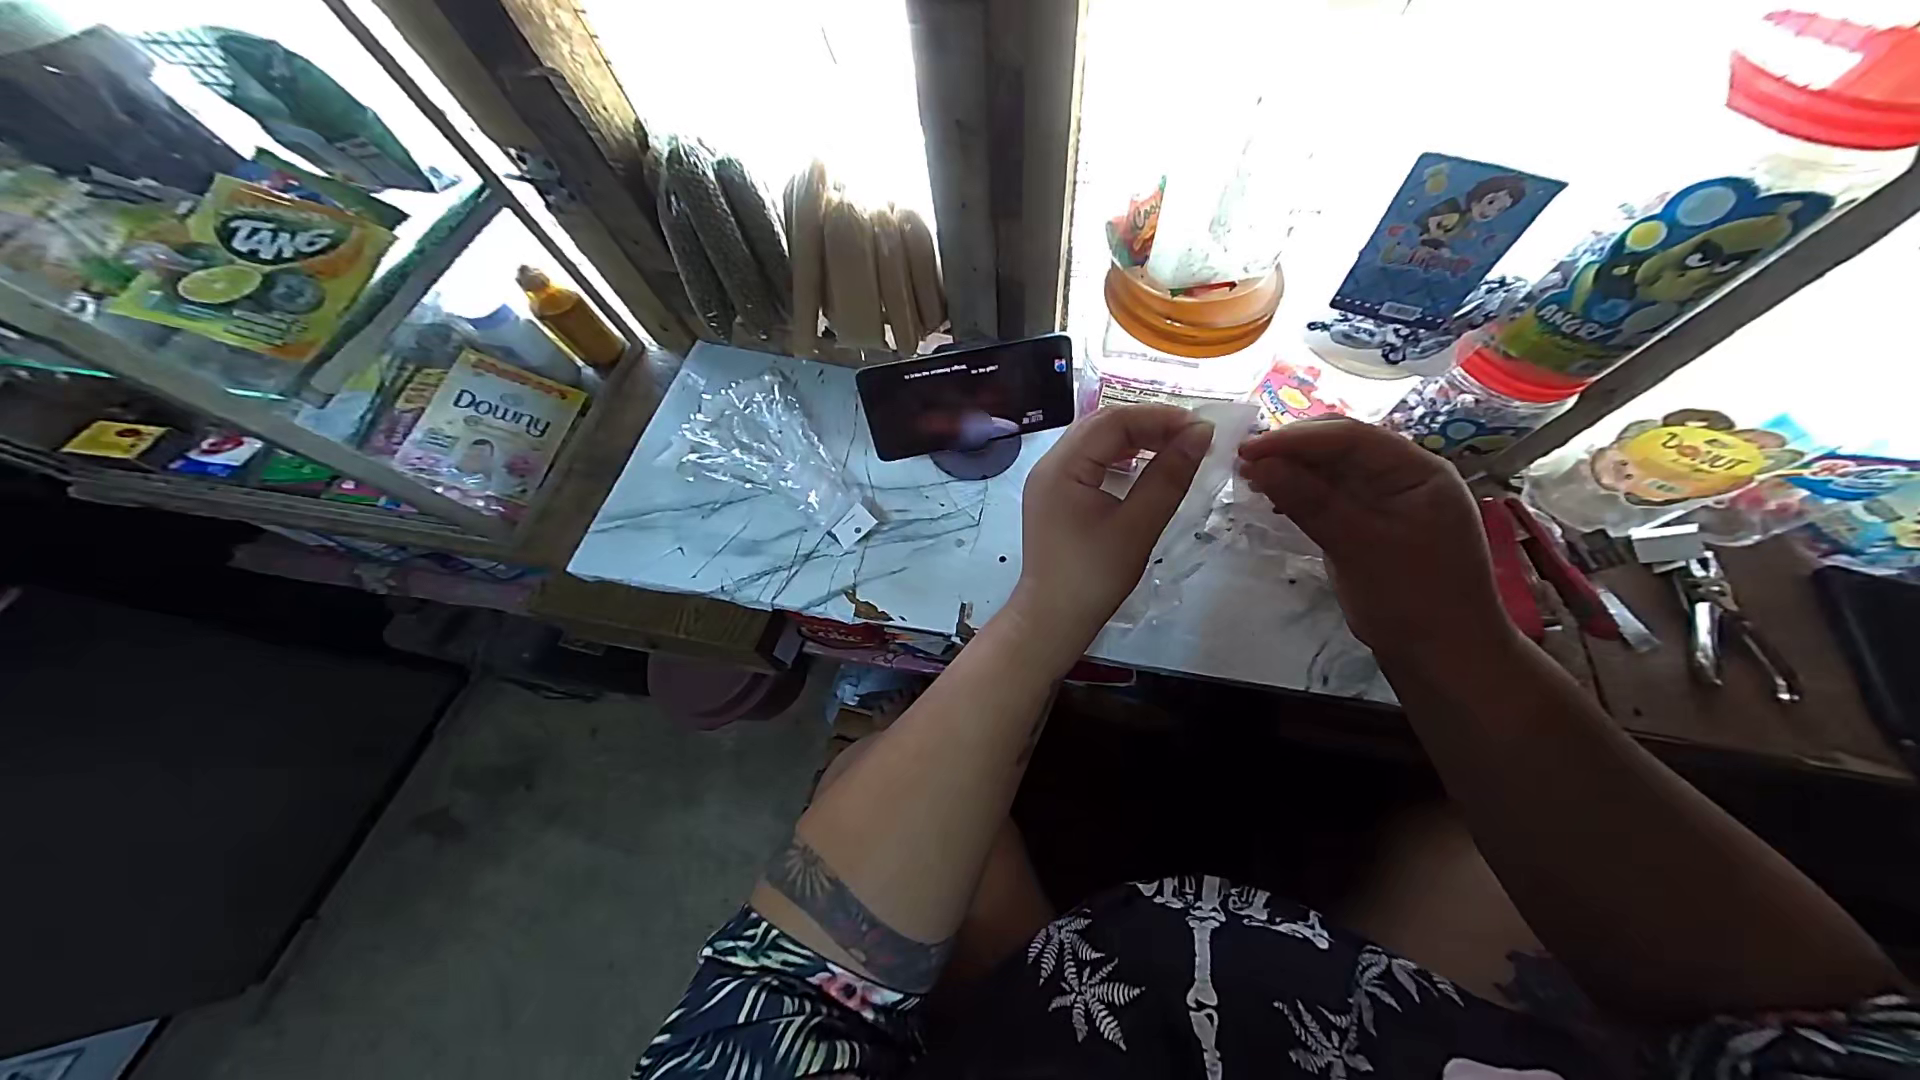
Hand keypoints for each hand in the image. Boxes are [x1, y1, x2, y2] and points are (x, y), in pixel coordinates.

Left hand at [1007, 404, 1212, 655]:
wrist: (1053, 618)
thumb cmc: (1093, 576)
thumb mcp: (1138, 526)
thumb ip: (1169, 476)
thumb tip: (1199, 435)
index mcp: (1061, 467)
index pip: (1112, 421)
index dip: (1159, 418)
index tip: (1200, 428)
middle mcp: (1049, 465)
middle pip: (1100, 425)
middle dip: (1148, 424)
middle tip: (1192, 435)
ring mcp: (1049, 480)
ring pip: (1094, 442)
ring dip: (1135, 439)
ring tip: (1175, 446)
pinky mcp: (1055, 496)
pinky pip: (1089, 462)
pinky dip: (1119, 458)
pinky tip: (1145, 466)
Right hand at [1237, 418, 1509, 658]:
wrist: (1443, 655)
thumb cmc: (1413, 598)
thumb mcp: (1359, 546)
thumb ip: (1310, 501)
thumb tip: (1259, 465)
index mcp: (1417, 471)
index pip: (1350, 438)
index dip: (1296, 438)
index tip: (1248, 449)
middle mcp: (1402, 477)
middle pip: (1340, 447)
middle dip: (1291, 449)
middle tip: (1242, 460)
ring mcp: (1383, 500)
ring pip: (1329, 471)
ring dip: (1290, 470)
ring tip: (1248, 477)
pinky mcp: (1365, 523)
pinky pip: (1327, 496)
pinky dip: (1298, 493)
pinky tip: (1272, 498)